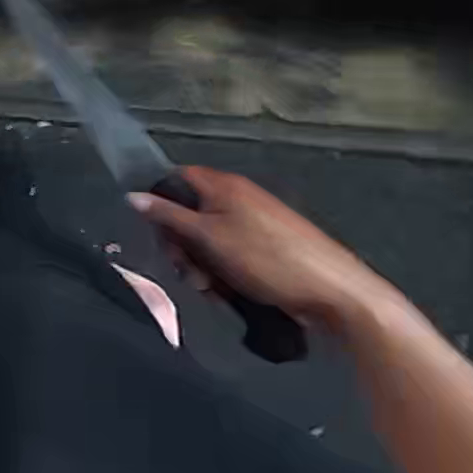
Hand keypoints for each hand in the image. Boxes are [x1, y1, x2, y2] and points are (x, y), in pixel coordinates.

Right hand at [129, 166, 400, 328]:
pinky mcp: (268, 245)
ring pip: (206, 235)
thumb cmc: (266, 259)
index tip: (153, 227)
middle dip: (178, 240)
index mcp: (224, 186)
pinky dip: (220, 267)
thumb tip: (132, 196)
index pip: (175, 177)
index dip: (158, 198)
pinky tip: (224, 288)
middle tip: (182, 265)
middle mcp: (239, 196)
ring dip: (197, 260)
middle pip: (188, 210)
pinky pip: (228, 249)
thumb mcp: (207, 237)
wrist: (339, 296)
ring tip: (207, 285)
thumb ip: (167, 215)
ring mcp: (256, 221)